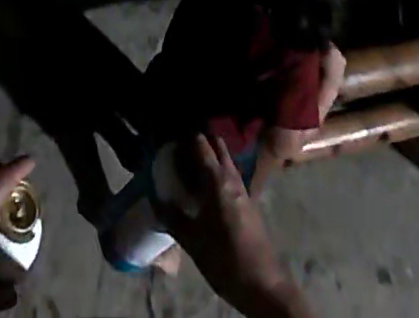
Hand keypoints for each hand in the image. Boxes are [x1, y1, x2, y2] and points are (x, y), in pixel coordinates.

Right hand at [156, 136, 308, 317]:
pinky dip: (217, 171)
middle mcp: (232, 177)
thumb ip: (172, 216)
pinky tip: (204, 187)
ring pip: (225, 159)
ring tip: (188, 164)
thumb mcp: (192, 240)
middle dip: (199, 139)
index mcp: (217, 180)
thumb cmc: (225, 258)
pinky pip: (230, 175)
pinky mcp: (248, 202)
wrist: (263, 284)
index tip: (169, 134)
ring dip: (210, 155)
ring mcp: (243, 189)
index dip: (185, 134)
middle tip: (179, 145)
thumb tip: (155, 197)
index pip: (201, 143)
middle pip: (217, 145)